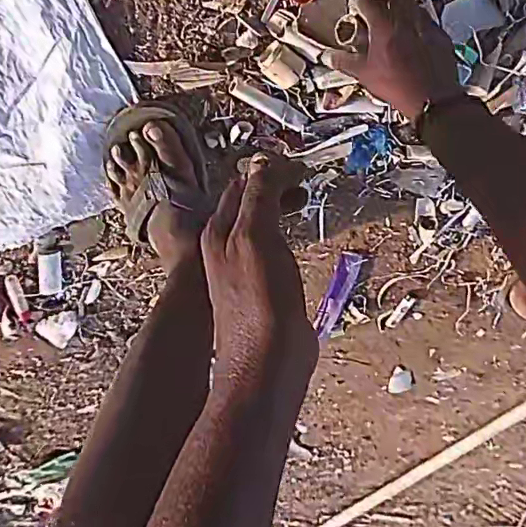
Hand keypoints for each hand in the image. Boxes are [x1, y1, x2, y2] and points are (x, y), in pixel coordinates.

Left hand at [201, 155, 314, 373]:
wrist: (266, 363)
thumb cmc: (260, 301)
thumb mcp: (256, 238)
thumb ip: (259, 199)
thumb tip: (264, 163)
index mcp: (221, 231)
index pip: (243, 184)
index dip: (270, 169)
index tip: (300, 165)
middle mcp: (227, 246)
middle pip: (250, 201)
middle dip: (275, 184)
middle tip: (305, 178)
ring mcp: (245, 267)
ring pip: (261, 221)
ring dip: (281, 204)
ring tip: (305, 197)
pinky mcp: (263, 286)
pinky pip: (272, 245)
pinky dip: (286, 230)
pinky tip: (299, 235)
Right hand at [330, 0, 464, 120]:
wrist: (432, 100)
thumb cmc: (400, 87)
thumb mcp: (366, 75)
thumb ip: (346, 62)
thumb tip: (331, 57)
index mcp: (384, 27)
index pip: (367, 0)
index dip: (359, 2)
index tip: (357, 7)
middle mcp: (406, 21)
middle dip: (384, 0)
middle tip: (378, 11)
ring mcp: (426, 26)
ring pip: (414, 5)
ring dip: (403, 9)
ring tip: (396, 23)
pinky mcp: (440, 36)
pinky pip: (428, 21)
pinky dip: (420, 24)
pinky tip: (415, 37)